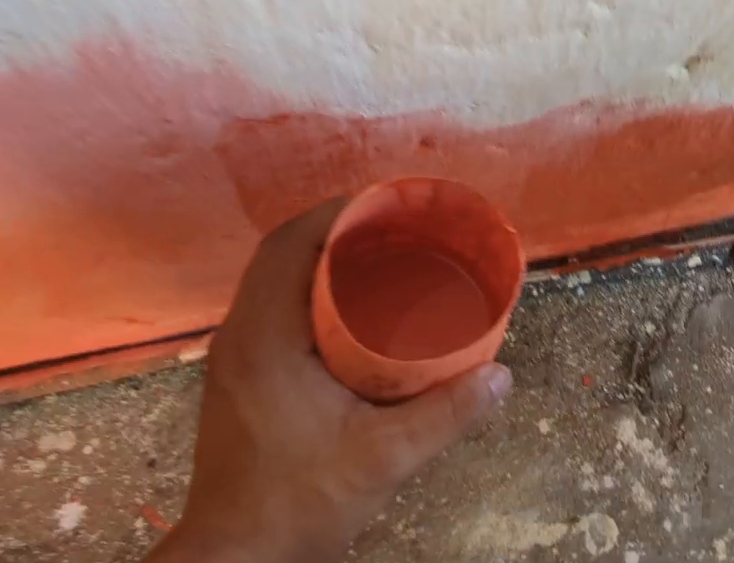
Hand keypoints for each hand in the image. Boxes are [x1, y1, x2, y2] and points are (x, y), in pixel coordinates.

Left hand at [148, 198, 513, 561]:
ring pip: (271, 277)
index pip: (289, 244)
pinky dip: (303, 287)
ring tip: (374, 257)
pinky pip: (268, 303)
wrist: (234, 561)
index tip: (384, 206)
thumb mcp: (382, 458)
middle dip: (332, 228)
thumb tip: (501, 376)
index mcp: (265, 336)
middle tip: (390, 229)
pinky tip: (343, 308)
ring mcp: (232, 354)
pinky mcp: (236, 373)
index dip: (334, 213)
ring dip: (315, 256)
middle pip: (279, 251)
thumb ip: (445, 415)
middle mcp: (240, 333)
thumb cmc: (298, 501)